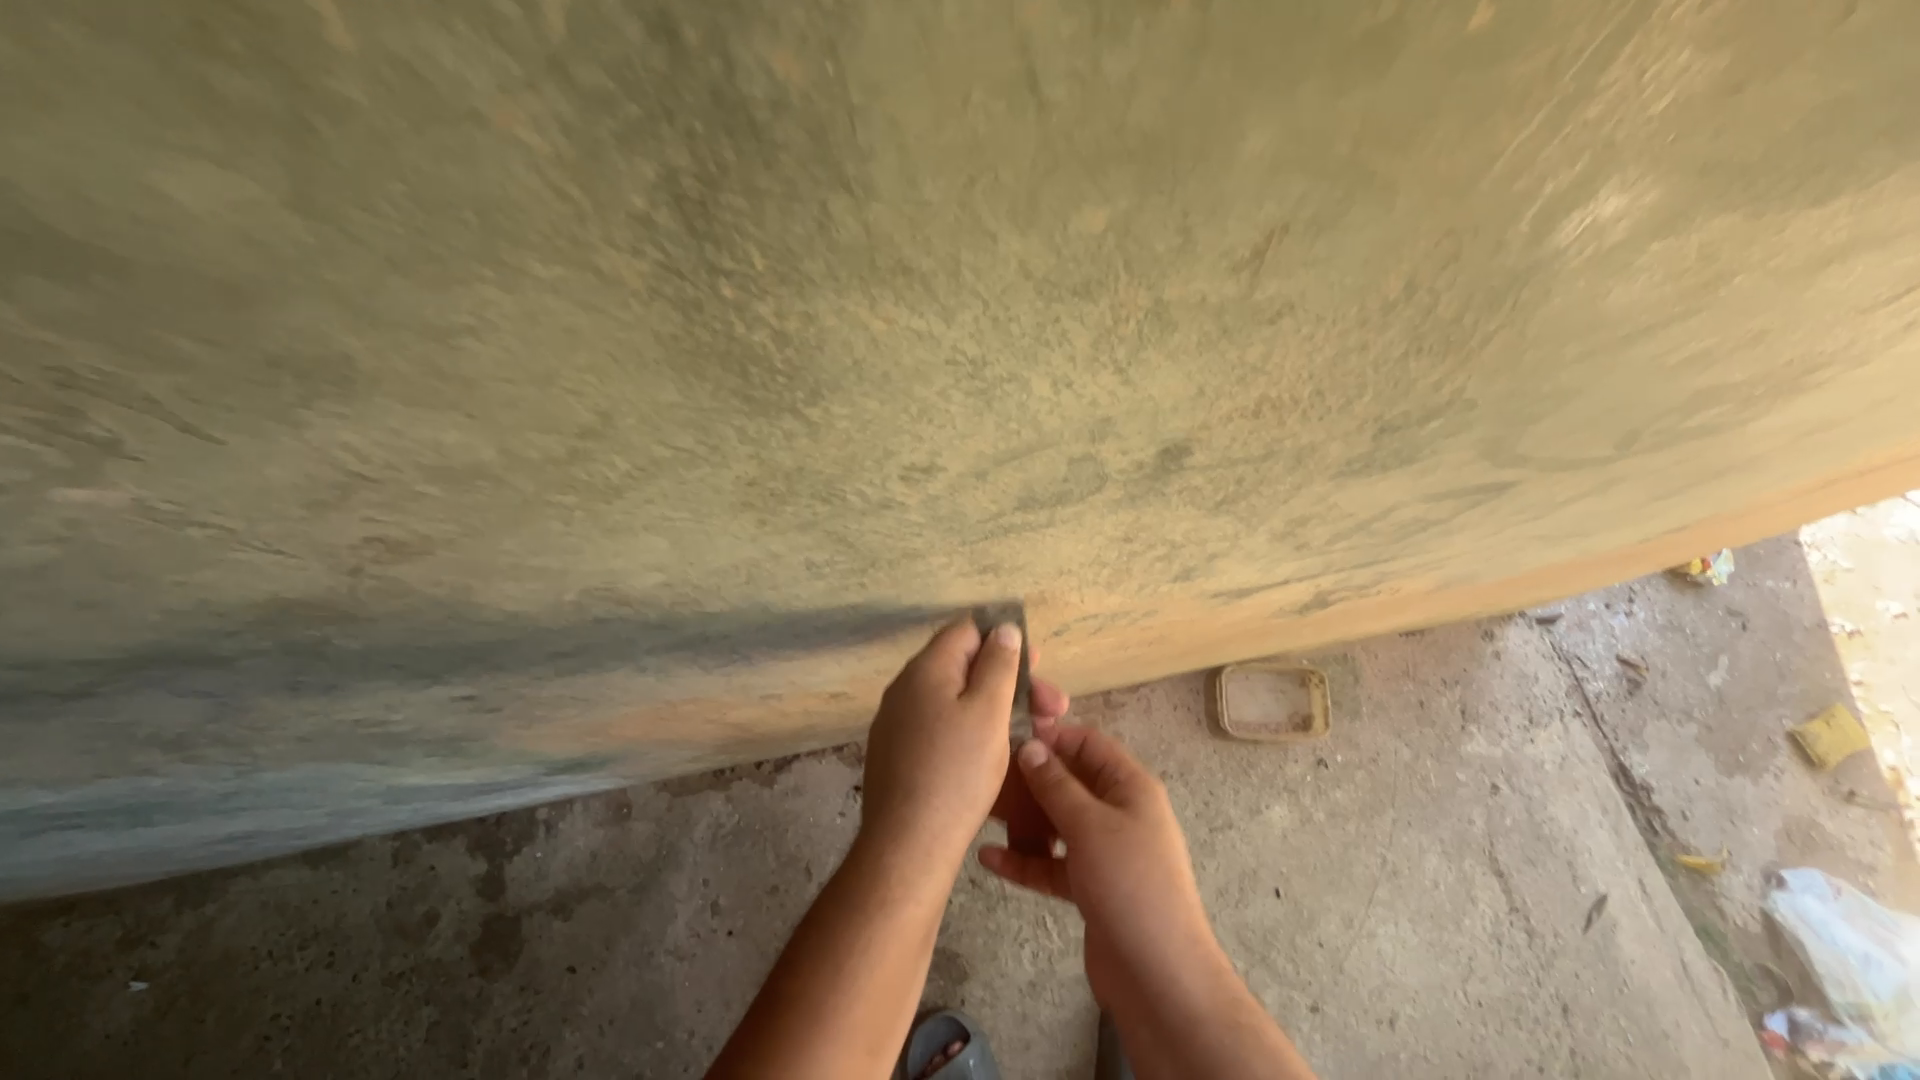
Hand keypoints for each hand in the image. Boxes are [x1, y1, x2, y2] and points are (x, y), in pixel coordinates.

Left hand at [860, 617, 1029, 862]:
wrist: (908, 843)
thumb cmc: (957, 772)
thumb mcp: (988, 711)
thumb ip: (998, 665)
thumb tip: (1003, 629)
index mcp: (925, 670)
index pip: (966, 631)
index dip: (1004, 640)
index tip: (1037, 665)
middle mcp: (905, 689)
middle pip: (964, 668)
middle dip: (1011, 682)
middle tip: (1053, 709)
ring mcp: (898, 724)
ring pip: (955, 701)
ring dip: (997, 710)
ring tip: (1036, 736)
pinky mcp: (898, 756)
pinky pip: (941, 728)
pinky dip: (971, 732)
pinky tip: (997, 755)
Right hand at [979, 725, 1219, 1010]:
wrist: (1157, 973)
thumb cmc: (1129, 883)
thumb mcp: (1090, 825)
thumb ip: (1057, 785)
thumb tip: (1030, 746)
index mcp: (1130, 787)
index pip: (1090, 744)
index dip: (1054, 736)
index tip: (1010, 737)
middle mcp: (1119, 813)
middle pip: (1071, 783)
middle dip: (1033, 779)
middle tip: (987, 777)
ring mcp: (1105, 852)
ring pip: (1059, 824)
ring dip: (1025, 820)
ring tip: (983, 814)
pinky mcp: (1090, 887)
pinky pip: (1053, 863)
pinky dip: (1026, 860)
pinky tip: (989, 858)